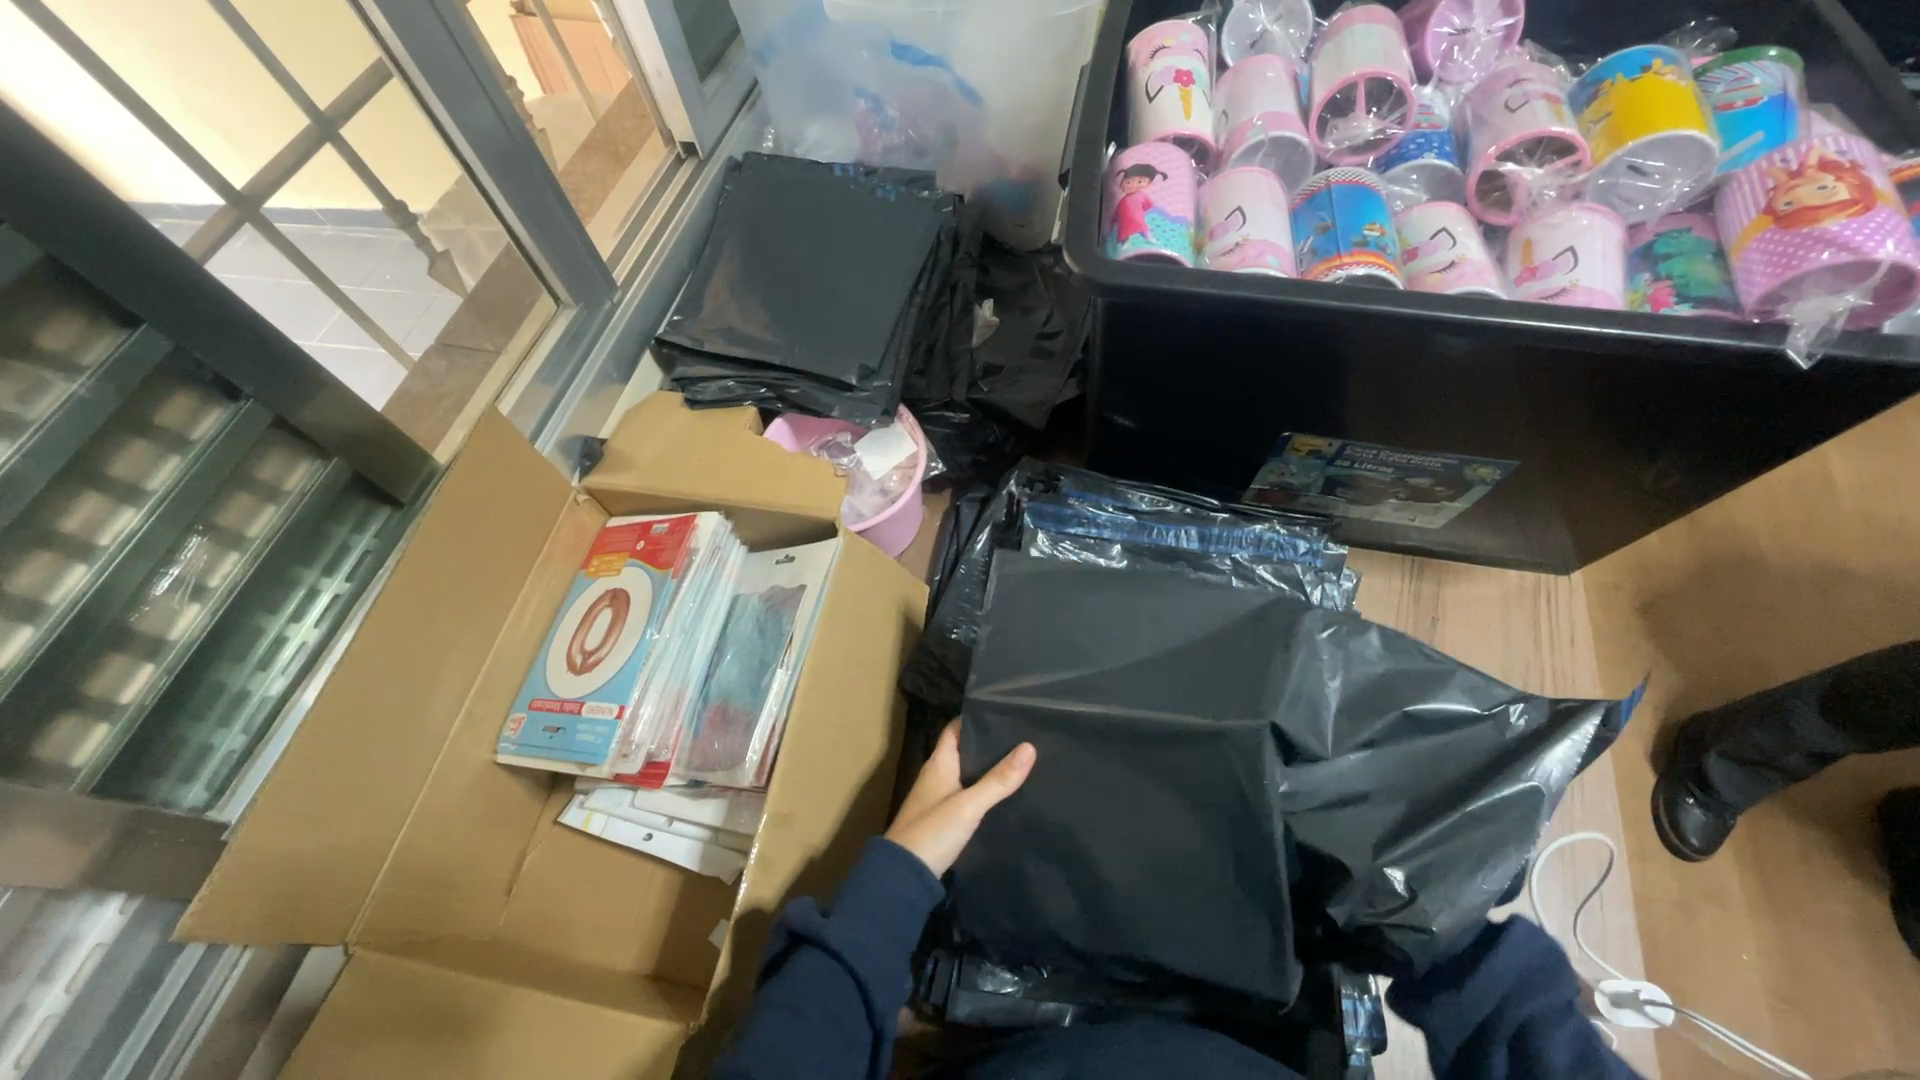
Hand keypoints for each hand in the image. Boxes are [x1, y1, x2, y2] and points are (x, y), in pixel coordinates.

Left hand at [885, 720, 1035, 876]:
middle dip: (988, 744)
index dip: (976, 719)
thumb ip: (998, 779)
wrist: (904, 875)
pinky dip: (982, 792)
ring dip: (986, 769)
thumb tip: (1029, 747)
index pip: (955, 729)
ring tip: (1019, 763)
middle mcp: (936, 776)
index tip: (1004, 713)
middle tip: (1021, 738)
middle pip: (963, 751)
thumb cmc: (932, 831)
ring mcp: (938, 798)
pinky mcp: (943, 820)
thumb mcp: (970, 804)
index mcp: (938, 763)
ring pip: (966, 775)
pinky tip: (1002, 797)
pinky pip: (966, 796)